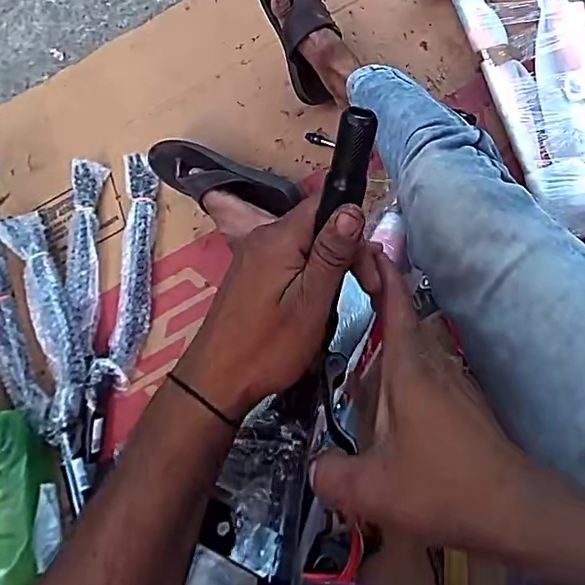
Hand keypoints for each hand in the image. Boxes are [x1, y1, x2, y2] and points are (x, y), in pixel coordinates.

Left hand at [172, 193, 367, 420]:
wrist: (215, 380)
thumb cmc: (268, 346)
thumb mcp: (310, 302)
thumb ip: (331, 253)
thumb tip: (352, 208)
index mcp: (279, 236)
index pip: (325, 204)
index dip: (354, 228)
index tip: (369, 269)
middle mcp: (264, 235)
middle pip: (317, 224)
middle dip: (345, 251)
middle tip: (367, 290)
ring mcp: (254, 253)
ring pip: (305, 243)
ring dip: (329, 266)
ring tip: (341, 301)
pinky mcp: (251, 271)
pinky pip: (289, 258)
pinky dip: (309, 273)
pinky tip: (316, 300)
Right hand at [310, 251, 565, 554]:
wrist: (516, 508)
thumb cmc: (444, 484)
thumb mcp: (376, 489)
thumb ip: (334, 475)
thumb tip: (314, 467)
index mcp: (408, 365)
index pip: (394, 302)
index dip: (380, 270)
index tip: (366, 244)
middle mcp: (433, 362)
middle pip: (405, 315)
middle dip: (381, 293)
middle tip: (354, 281)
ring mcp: (453, 380)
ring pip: (418, 342)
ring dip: (395, 331)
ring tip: (367, 339)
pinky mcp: (465, 402)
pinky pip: (429, 366)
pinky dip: (409, 361)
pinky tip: (395, 394)